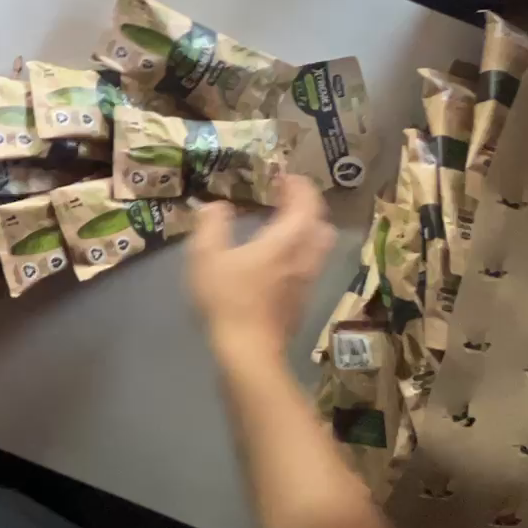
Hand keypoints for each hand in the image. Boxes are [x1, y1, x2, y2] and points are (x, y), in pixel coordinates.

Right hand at [187, 175, 336, 358]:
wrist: (247, 351)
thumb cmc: (227, 298)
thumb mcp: (206, 255)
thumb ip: (212, 225)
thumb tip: (217, 206)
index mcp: (284, 242)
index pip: (306, 206)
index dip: (300, 187)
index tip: (284, 176)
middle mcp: (303, 259)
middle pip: (320, 226)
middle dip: (307, 208)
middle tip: (285, 198)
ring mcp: (305, 283)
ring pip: (318, 248)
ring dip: (305, 230)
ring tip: (281, 224)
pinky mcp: (300, 301)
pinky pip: (308, 264)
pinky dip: (298, 250)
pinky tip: (274, 256)